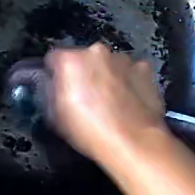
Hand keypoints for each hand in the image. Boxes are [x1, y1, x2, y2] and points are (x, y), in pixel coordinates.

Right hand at [44, 44, 167, 163]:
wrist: (132, 142)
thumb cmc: (89, 131)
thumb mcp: (55, 117)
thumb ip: (51, 93)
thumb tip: (53, 88)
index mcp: (70, 61)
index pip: (53, 58)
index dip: (54, 73)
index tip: (57, 87)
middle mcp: (95, 52)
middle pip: (83, 58)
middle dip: (82, 73)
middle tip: (85, 97)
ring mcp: (122, 59)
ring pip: (107, 63)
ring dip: (106, 76)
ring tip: (110, 102)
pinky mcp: (143, 69)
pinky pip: (130, 71)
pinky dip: (128, 81)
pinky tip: (128, 100)